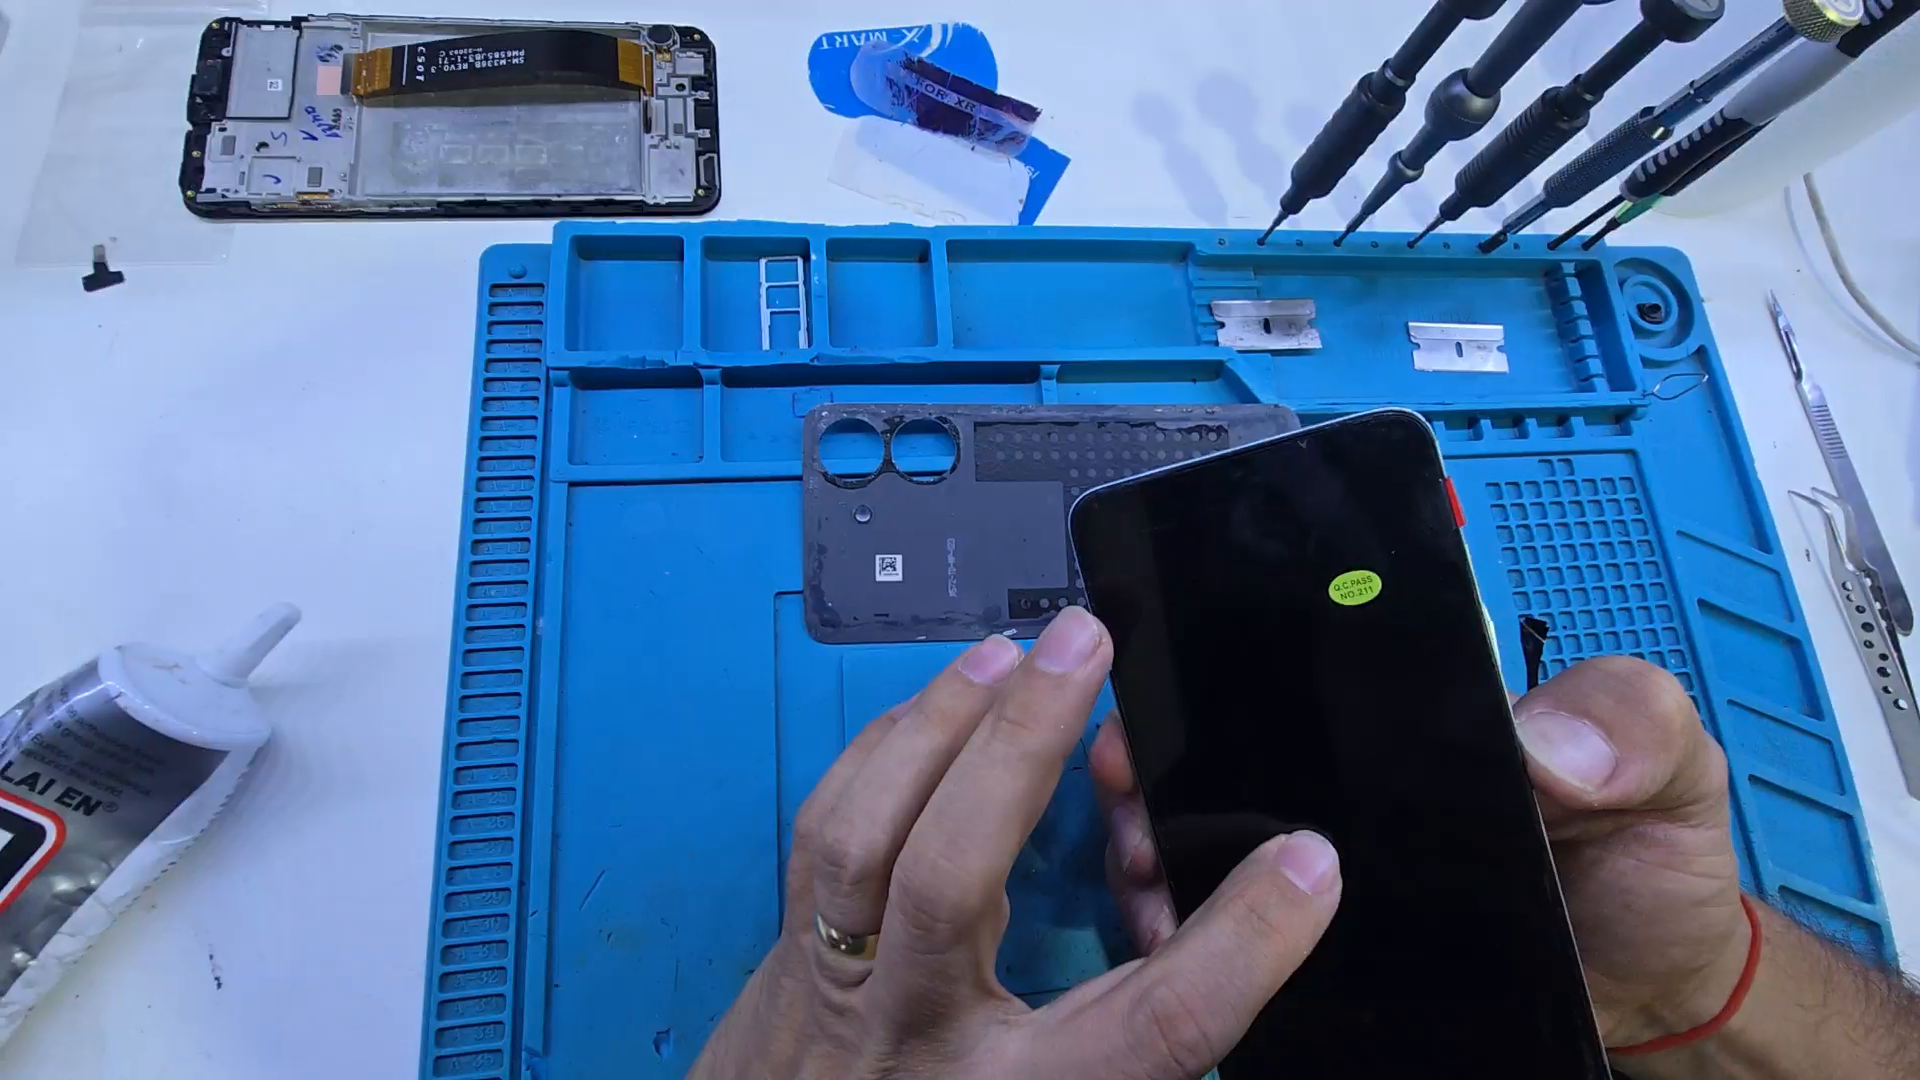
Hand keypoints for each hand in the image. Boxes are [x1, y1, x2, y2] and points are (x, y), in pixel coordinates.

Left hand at [691, 609, 1342, 1079]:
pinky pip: (822, 826)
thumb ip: (1124, 1008)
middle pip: (952, 879)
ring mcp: (832, 978)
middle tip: (1082, 641)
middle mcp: (913, 1031)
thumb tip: (1163, 869)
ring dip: (936, 724)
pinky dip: (884, 749)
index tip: (1305, 861)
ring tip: (1002, 652)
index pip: (1146, 1028)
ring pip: (860, 836)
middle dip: (1021, 744)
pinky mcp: (787, 938)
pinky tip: (932, 706)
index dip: (1238, 947)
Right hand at [1092, 655, 1748, 1049]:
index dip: (1206, 666)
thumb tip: (1536, 747)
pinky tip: (1162, 922)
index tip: (1156, 685)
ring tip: (1137, 853)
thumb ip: (1625, 726)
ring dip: (1143, 825)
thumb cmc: (1635, 862)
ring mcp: (1297, 847)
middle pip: (1204, 745)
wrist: (1638, 995)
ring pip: (1190, 820)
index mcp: (1378, 708)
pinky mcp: (1290, 923)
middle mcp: (1316, 768)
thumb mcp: (1660, 771)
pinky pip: (1215, 907)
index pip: (1272, 669)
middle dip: (1146, 752)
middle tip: (1122, 770)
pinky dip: (1177, 910)